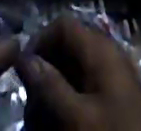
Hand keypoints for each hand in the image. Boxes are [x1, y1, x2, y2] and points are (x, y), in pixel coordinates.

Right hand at [19, 17, 140, 130]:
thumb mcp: (77, 116)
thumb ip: (50, 85)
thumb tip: (24, 59)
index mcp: (100, 49)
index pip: (63, 24)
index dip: (40, 40)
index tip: (23, 68)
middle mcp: (108, 54)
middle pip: (69, 44)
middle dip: (46, 65)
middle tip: (30, 95)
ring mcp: (114, 75)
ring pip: (76, 66)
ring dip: (56, 83)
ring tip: (42, 111)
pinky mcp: (117, 96)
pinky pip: (86, 84)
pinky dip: (70, 95)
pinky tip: (61, 116)